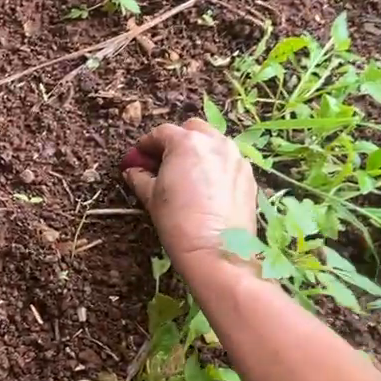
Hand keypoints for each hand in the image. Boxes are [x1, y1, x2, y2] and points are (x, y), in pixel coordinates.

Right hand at [122, 119, 257, 267]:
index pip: (161, 133)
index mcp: (186, 143)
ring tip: (187, 173)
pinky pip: (228, 160)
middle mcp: (214, 143)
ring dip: (198, 150)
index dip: (146, 145)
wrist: (216, 251)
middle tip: (164, 161)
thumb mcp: (151, 196)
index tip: (139, 158)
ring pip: (213, 142)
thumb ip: (139, 177)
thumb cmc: (177, 220)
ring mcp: (235, 158)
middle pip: (192, 129)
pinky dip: (215, 165)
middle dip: (176, 140)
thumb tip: (132, 171)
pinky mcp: (248, 175)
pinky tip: (206, 186)